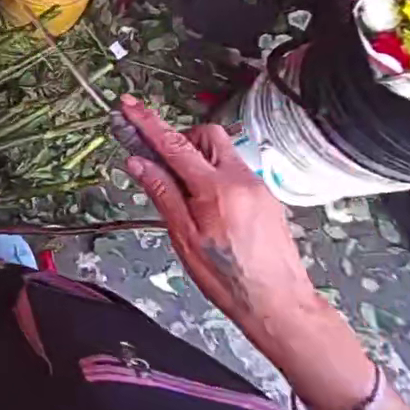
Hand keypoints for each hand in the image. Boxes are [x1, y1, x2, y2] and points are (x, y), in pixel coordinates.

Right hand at [117, 96, 325, 355]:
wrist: (278, 303)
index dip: (148, 122)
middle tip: (166, 165)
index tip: (131, 106)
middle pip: (206, 135)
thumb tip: (140, 164)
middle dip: (182, 140)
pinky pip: (235, 170)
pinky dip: (216, 175)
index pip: (174, 144)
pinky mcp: (266, 195)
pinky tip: (210, 206)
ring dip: (200, 160)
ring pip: (223, 151)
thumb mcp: (185, 238)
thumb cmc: (231, 280)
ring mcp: (257, 185)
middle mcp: (240, 179)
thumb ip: (163, 194)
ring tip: (189, 195)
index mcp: (215, 189)